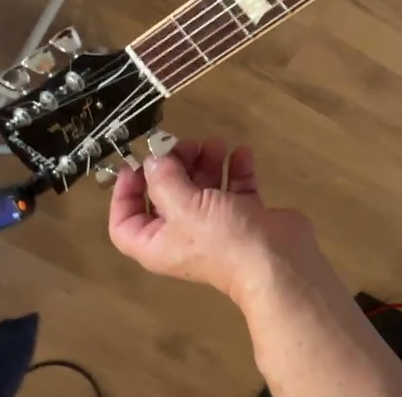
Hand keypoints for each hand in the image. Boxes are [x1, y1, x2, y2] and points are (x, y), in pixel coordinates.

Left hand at [108, 137, 316, 304]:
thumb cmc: (222, 238)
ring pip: (204, 189)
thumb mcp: (186, 208)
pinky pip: (236, 187)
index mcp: (158, 242)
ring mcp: (217, 224)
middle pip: (169, 197)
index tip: (138, 163)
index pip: (126, 222)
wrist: (276, 258)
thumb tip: (153, 160)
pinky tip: (242, 153)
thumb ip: (166, 181)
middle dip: (175, 168)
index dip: (125, 194)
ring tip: (216, 143)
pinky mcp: (246, 214)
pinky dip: (237, 170)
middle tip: (187, 144)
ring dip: (207, 164)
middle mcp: (184, 233)